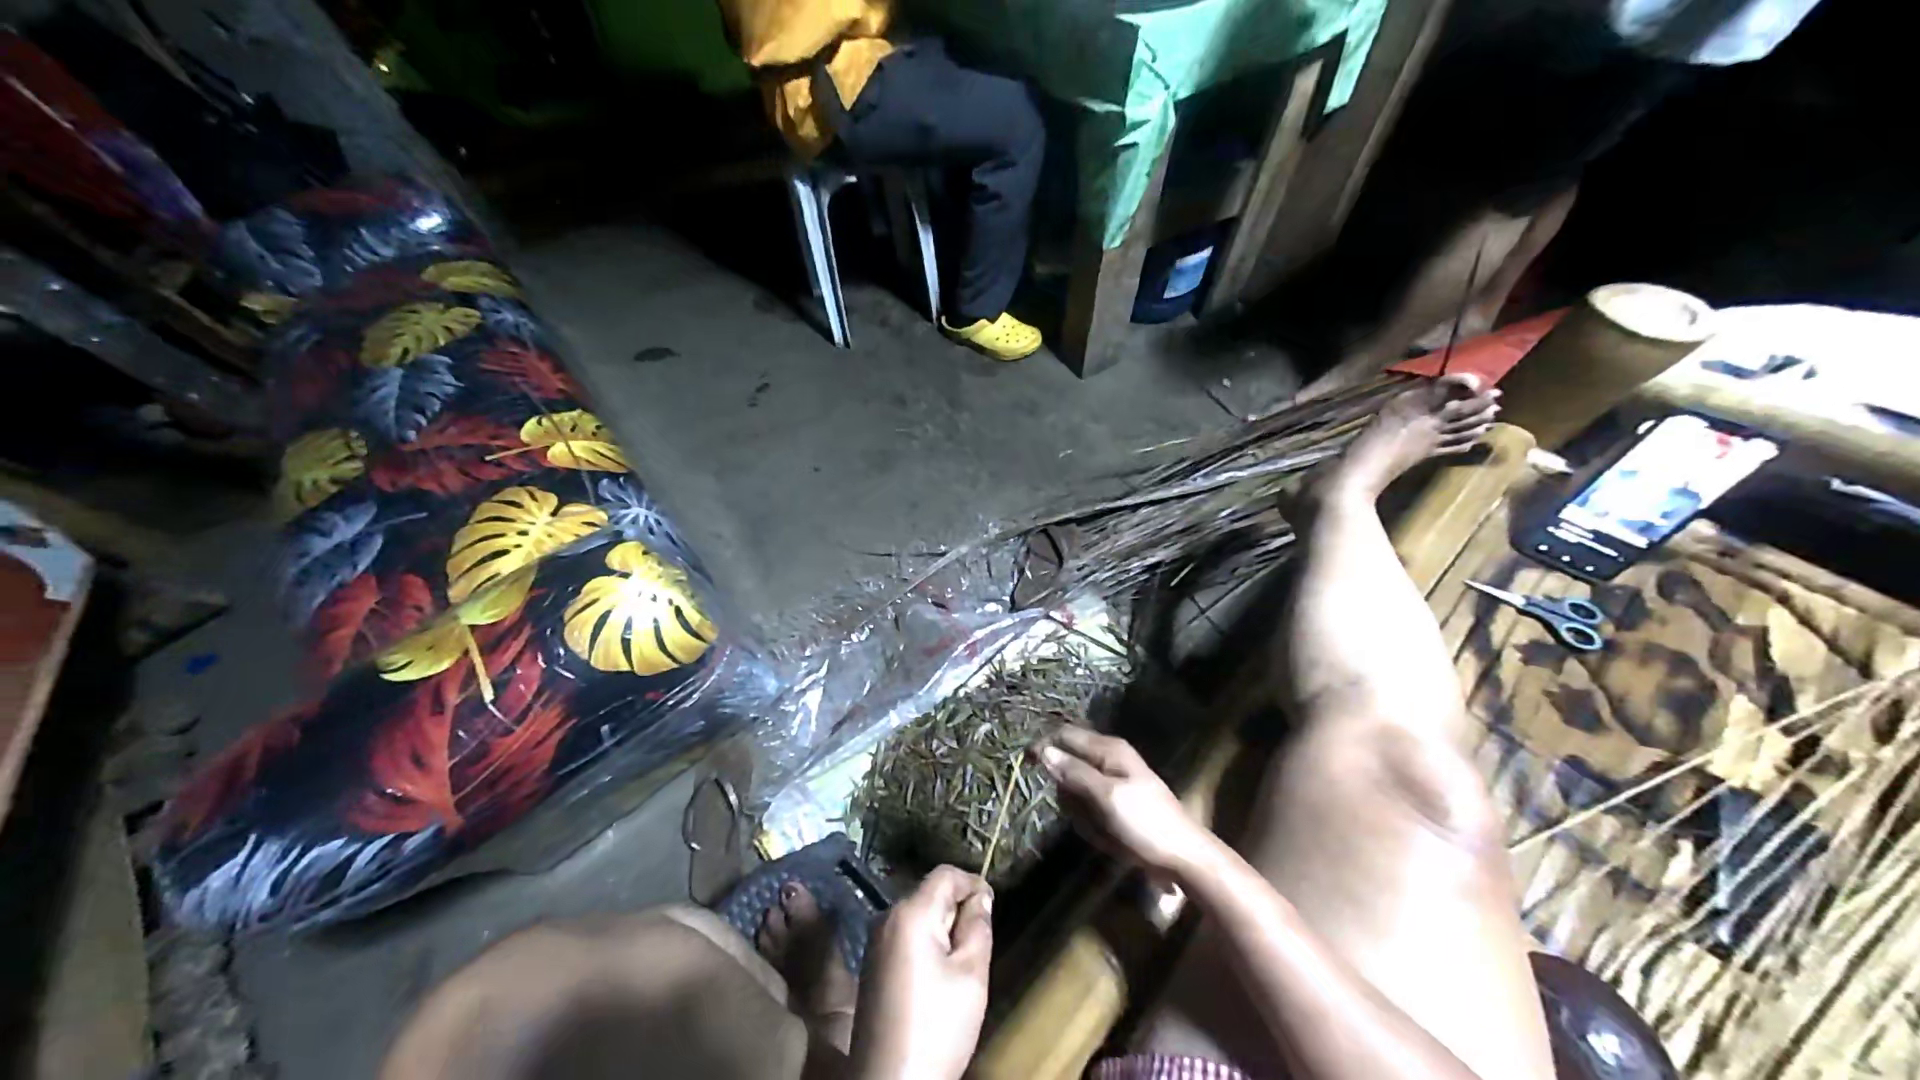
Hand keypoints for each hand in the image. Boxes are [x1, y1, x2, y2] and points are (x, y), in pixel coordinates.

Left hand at [849, 865, 992, 1079]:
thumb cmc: (938, 1028)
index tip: (992, 908)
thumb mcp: (971, 975)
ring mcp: (875, 941)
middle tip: (977, 946)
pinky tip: (937, 979)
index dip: (972, 883)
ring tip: (959, 966)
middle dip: (957, 910)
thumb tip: (981, 896)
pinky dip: (926, 943)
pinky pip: (905, 935)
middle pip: (930, 893)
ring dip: (942, 929)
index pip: (945, 874)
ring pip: (918, 915)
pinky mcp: (872, 963)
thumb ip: (978, 927)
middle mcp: (886, 917)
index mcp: (910, 913)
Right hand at [1037, 727, 1209, 877]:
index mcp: (1109, 749)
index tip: (1027, 766)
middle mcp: (1108, 760)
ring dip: (1080, 813)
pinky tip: (1108, 838)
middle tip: (1084, 813)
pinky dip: (1092, 826)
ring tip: (1100, 830)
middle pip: (1067, 766)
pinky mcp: (1114, 806)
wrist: (1182, 858)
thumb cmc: (1146, 823)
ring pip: (1074, 792)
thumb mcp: (1106, 797)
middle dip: (1067, 792)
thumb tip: (1043, 751)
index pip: (1065, 735)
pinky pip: (1087, 811)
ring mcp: (1111, 784)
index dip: (1044, 747)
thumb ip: (1074, 772)